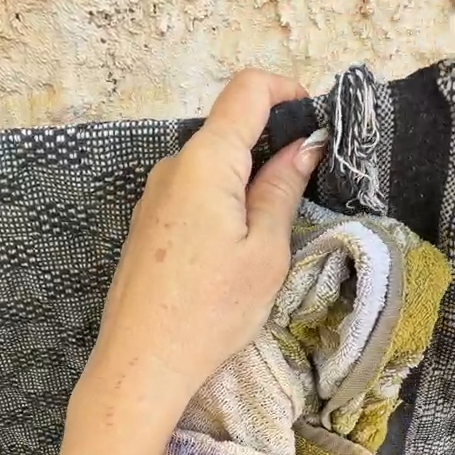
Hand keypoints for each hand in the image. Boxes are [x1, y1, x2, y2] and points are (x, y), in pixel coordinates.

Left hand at [75, 69, 324, 429]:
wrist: (140, 365)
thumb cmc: (209, 312)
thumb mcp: (264, 253)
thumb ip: (282, 190)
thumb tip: (303, 147)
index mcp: (205, 162)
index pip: (248, 89)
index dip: (288, 91)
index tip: (314, 124)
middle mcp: (171, 168)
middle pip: (228, 131)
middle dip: (269, 148)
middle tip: (301, 193)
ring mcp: (152, 199)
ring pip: (210, 169)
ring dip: (244, 183)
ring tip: (266, 235)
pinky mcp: (145, 228)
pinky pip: (190, 197)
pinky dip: (219, 205)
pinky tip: (228, 253)